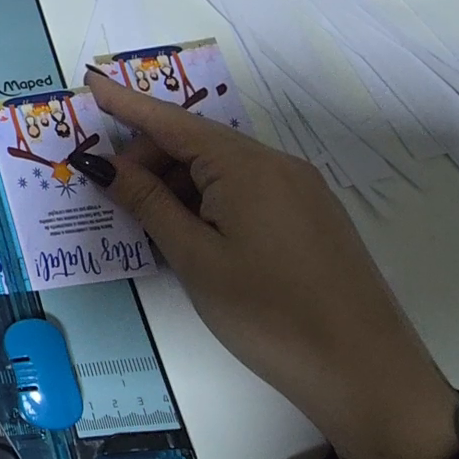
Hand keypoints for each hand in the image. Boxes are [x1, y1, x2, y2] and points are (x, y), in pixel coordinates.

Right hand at [79, 69, 458, 458]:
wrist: (368, 377)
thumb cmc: (268, 312)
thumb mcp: (193, 257)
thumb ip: (146, 202)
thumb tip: (101, 163)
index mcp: (247, 168)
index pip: (172, 122)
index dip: (126, 103)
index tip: (90, 80)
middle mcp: (276, 166)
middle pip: (193, 144)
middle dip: (145, 159)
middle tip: (107, 195)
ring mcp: (297, 192)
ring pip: (215, 169)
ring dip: (172, 185)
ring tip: (144, 224)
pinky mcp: (306, 218)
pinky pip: (239, 190)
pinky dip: (201, 200)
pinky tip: (184, 233)